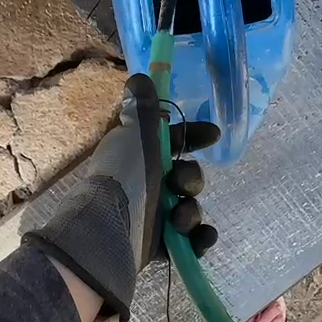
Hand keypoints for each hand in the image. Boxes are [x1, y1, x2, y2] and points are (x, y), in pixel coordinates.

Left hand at [25, 73, 219, 321]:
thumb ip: (143, 107)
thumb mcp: (135, 136)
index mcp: (138, 155)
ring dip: (191, 212)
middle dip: (191, 178)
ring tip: (179, 221)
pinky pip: (189, 241)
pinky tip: (200, 239)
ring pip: (189, 208)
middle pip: (185, 176)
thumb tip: (140, 75)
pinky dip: (198, 240)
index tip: (213, 135)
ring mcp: (152, 216)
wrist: (109, 232)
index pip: (171, 140)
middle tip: (181, 184)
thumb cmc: (124, 177)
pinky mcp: (158, 246)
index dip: (193, 135)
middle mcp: (145, 183)